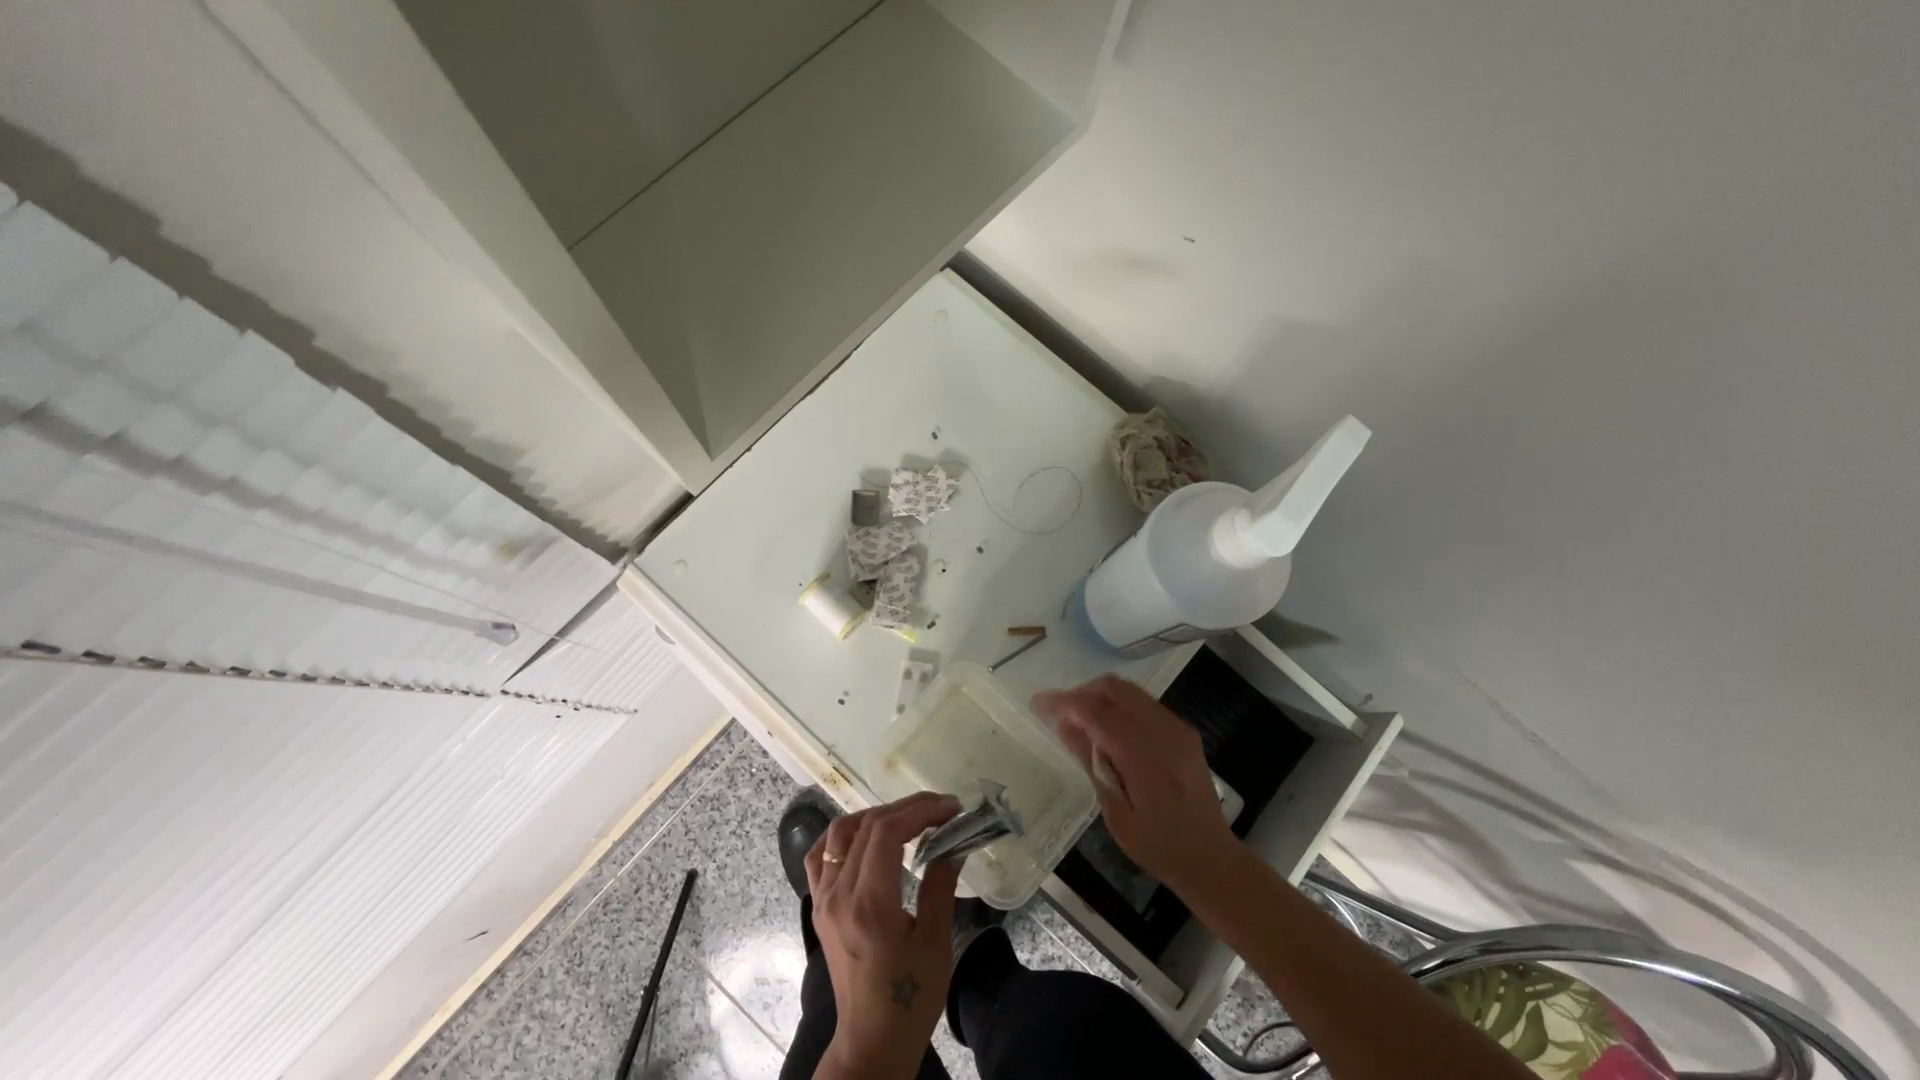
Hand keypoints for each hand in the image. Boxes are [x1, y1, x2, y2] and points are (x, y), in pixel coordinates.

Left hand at [806, 792, 962, 1078]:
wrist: (873, 1038)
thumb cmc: (911, 996)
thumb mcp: (936, 942)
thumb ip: (941, 887)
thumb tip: (953, 845)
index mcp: (868, 903)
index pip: (886, 832)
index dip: (920, 811)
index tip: (951, 807)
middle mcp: (838, 894)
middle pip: (865, 827)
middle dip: (906, 809)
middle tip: (941, 808)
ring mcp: (822, 900)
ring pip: (839, 834)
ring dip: (875, 816)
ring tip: (908, 819)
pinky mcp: (819, 909)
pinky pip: (820, 857)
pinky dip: (844, 836)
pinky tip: (866, 837)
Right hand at [1033, 675, 1239, 891]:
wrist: (1210, 857)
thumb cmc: (1158, 845)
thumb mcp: (1116, 812)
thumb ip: (1092, 764)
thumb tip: (1066, 727)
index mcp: (1144, 755)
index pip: (1096, 711)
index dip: (1064, 702)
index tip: (1038, 703)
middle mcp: (1164, 731)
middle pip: (1115, 689)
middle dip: (1081, 693)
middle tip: (1058, 713)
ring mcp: (1177, 728)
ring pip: (1130, 692)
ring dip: (1100, 697)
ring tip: (1078, 721)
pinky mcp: (1184, 732)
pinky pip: (1144, 704)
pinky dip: (1119, 706)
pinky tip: (1107, 730)